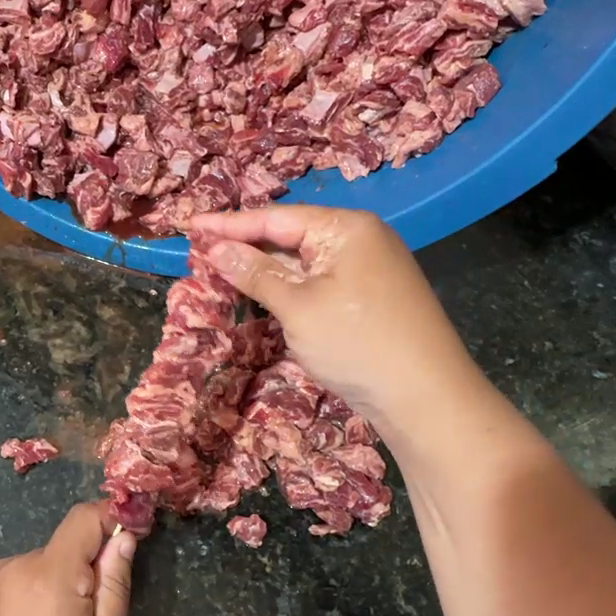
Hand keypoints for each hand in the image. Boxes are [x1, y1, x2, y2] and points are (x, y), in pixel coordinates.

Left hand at [0, 503, 135, 615]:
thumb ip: (116, 588)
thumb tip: (124, 538)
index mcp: (50, 576)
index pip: (84, 517)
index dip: (112, 518)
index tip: (132, 538)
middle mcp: (16, 565)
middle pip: (65, 546)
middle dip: (86, 570)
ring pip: (44, 563)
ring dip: (59, 584)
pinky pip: (21, 576)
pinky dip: (35, 592)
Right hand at [185, 205, 482, 437]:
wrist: (425, 397)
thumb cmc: (357, 343)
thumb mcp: (298, 307)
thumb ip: (255, 273)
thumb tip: (215, 248)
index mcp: (346, 228)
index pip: (275, 218)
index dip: (229, 223)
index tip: (190, 224)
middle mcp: (360, 239)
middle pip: (290, 235)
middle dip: (245, 245)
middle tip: (199, 250)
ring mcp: (368, 269)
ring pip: (303, 262)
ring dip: (264, 269)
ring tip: (220, 271)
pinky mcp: (369, 297)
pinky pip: (318, 282)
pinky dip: (288, 288)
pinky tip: (262, 295)